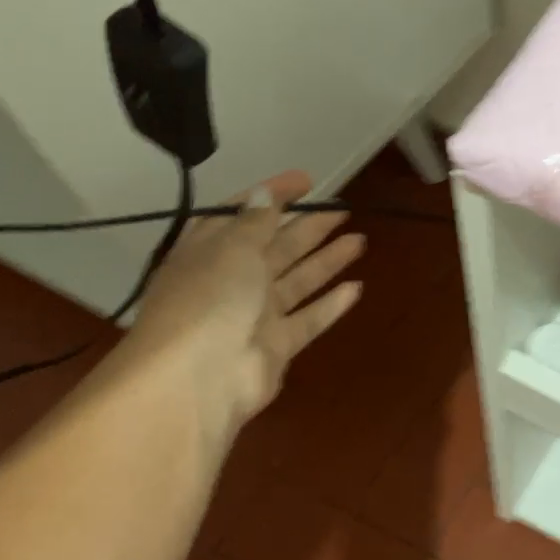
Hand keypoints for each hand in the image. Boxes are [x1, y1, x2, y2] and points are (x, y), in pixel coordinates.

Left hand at [124, 170, 364, 436]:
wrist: (201, 378)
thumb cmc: (210, 300)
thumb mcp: (231, 248)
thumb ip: (255, 221)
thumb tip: (266, 193)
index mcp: (208, 251)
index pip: (239, 214)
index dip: (271, 195)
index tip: (305, 180)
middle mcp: (230, 280)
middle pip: (274, 247)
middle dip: (306, 226)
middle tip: (342, 208)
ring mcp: (255, 315)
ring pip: (296, 280)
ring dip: (326, 259)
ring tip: (359, 240)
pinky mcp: (278, 345)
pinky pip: (309, 318)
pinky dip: (331, 304)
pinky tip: (356, 287)